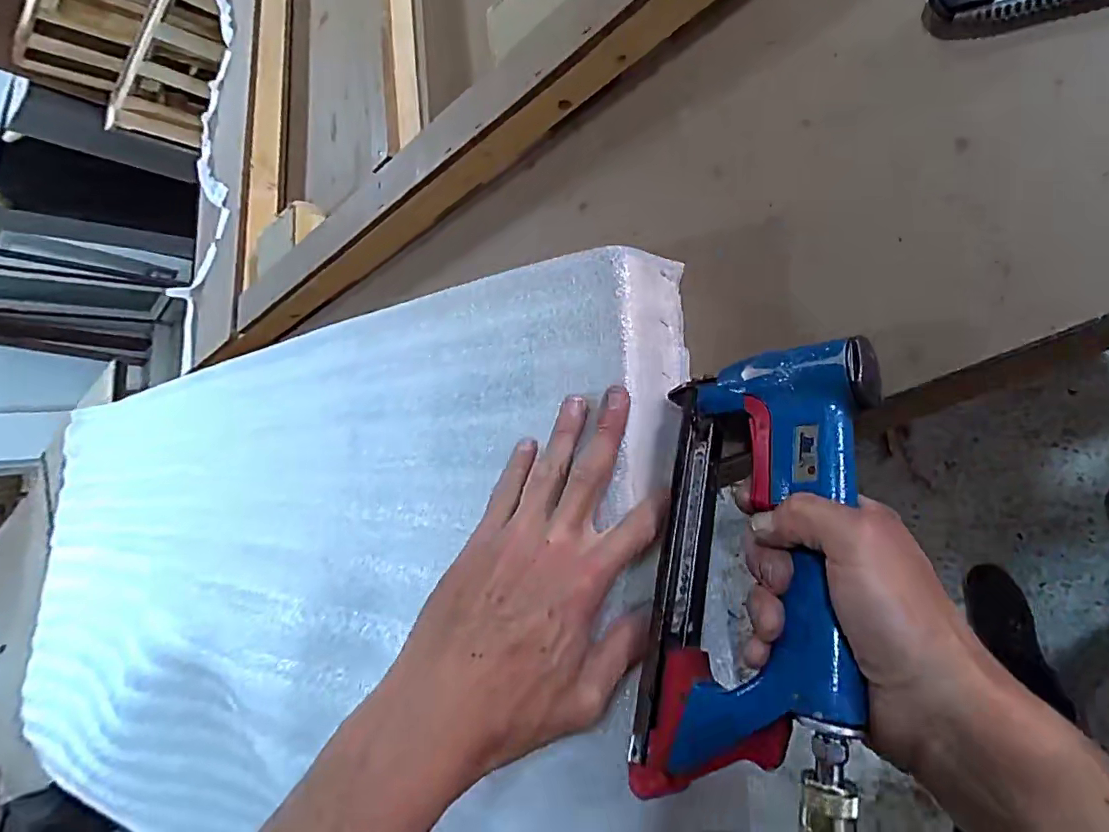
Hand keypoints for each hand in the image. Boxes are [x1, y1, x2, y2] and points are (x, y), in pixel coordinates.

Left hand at [266, 388, 666, 831]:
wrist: (432, 714)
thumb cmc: (515, 707)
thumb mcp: (586, 697)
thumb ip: (624, 650)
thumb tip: (652, 614)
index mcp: (589, 578)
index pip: (641, 525)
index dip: (663, 498)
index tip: (676, 474)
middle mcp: (558, 544)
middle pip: (592, 475)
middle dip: (610, 431)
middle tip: (619, 394)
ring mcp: (515, 537)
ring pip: (548, 472)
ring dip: (565, 433)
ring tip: (577, 400)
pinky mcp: (479, 543)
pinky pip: (503, 493)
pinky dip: (517, 466)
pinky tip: (527, 443)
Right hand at [736, 491, 987, 770]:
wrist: (926, 702)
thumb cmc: (902, 613)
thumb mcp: (857, 540)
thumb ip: (806, 514)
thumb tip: (764, 520)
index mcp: (854, 525)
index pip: (805, 497)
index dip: (774, 497)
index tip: (747, 503)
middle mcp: (838, 562)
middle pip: (777, 546)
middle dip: (768, 565)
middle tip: (783, 584)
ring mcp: (825, 609)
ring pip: (769, 595)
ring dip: (763, 612)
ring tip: (778, 632)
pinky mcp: (813, 652)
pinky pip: (770, 640)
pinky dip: (762, 647)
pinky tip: (766, 656)